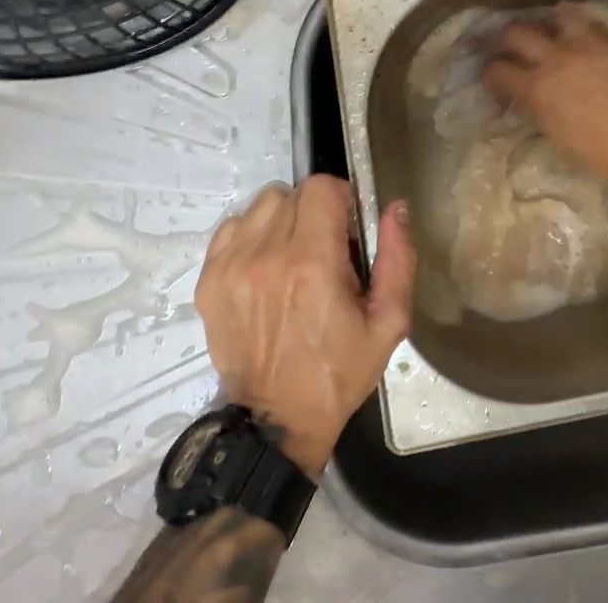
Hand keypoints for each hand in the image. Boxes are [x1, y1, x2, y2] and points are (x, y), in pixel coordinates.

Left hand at [194, 176, 414, 474]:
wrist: (276, 420)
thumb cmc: (339, 372)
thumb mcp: (388, 323)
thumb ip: (398, 260)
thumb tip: (395, 209)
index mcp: (312, 264)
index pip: (321, 188)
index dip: (342, 198)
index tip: (349, 227)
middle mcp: (267, 257)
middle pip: (292, 194)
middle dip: (317, 212)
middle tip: (327, 251)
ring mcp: (231, 268)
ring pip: (262, 207)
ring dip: (284, 221)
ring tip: (295, 258)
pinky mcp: (209, 282)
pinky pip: (233, 229)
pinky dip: (253, 237)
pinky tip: (267, 267)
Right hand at [483, 3, 607, 200]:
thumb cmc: (601, 155)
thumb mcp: (557, 136)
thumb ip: (540, 110)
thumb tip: (534, 99)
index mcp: (537, 88)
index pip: (499, 71)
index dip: (491, 72)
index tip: (494, 76)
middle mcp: (557, 58)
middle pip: (518, 33)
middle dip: (506, 36)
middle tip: (507, 41)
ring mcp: (590, 45)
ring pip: (562, 15)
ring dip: (553, 20)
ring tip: (553, 25)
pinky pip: (601, 25)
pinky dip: (591, 29)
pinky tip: (593, 36)